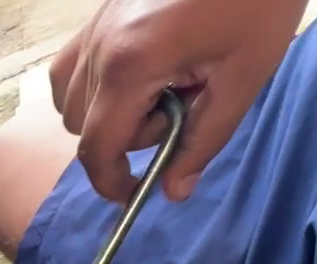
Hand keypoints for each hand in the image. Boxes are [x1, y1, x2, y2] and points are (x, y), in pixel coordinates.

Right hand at [51, 0, 306, 201]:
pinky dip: (91, 90)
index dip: (112, 181)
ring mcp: (89, 31)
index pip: (98, 149)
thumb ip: (205, 139)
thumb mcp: (247, 72)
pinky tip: (130, 76)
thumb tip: (173, 193)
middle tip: (178, 105)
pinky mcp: (93, 19)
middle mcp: (96, 50)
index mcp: (130, 65)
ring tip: (157, 87)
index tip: (135, 192)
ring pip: (70, 106)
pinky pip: (68, 75)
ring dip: (107, 114)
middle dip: (126, 135)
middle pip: (84, 130)